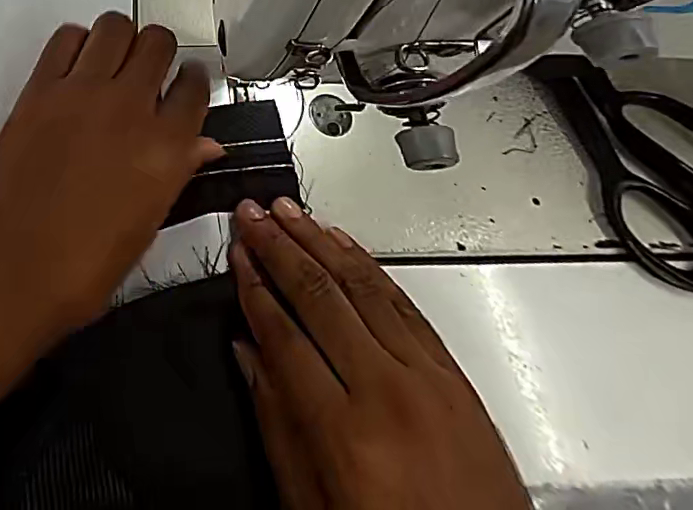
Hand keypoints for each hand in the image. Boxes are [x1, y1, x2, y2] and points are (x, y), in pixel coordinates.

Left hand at [0, 13, 222, 339]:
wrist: (13, 266)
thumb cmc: (78, 264)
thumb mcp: (148, 223)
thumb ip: (178, 171)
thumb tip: (199, 148)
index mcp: (166, 148)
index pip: (196, 87)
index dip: (194, 80)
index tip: (188, 80)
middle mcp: (128, 110)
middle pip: (158, 43)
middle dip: (160, 50)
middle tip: (152, 62)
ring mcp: (82, 94)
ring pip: (115, 27)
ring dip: (122, 36)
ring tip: (116, 55)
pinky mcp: (40, 89)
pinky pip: (65, 38)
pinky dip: (77, 41)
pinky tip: (78, 61)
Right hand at [229, 198, 529, 509]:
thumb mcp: (312, 504)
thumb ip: (275, 422)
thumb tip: (247, 352)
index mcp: (345, 433)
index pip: (282, 334)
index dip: (253, 288)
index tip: (237, 257)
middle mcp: (388, 394)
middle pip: (317, 295)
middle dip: (277, 246)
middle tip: (252, 214)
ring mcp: (427, 380)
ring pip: (360, 285)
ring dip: (318, 240)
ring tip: (288, 212)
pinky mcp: (455, 376)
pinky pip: (404, 303)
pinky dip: (369, 265)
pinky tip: (343, 242)